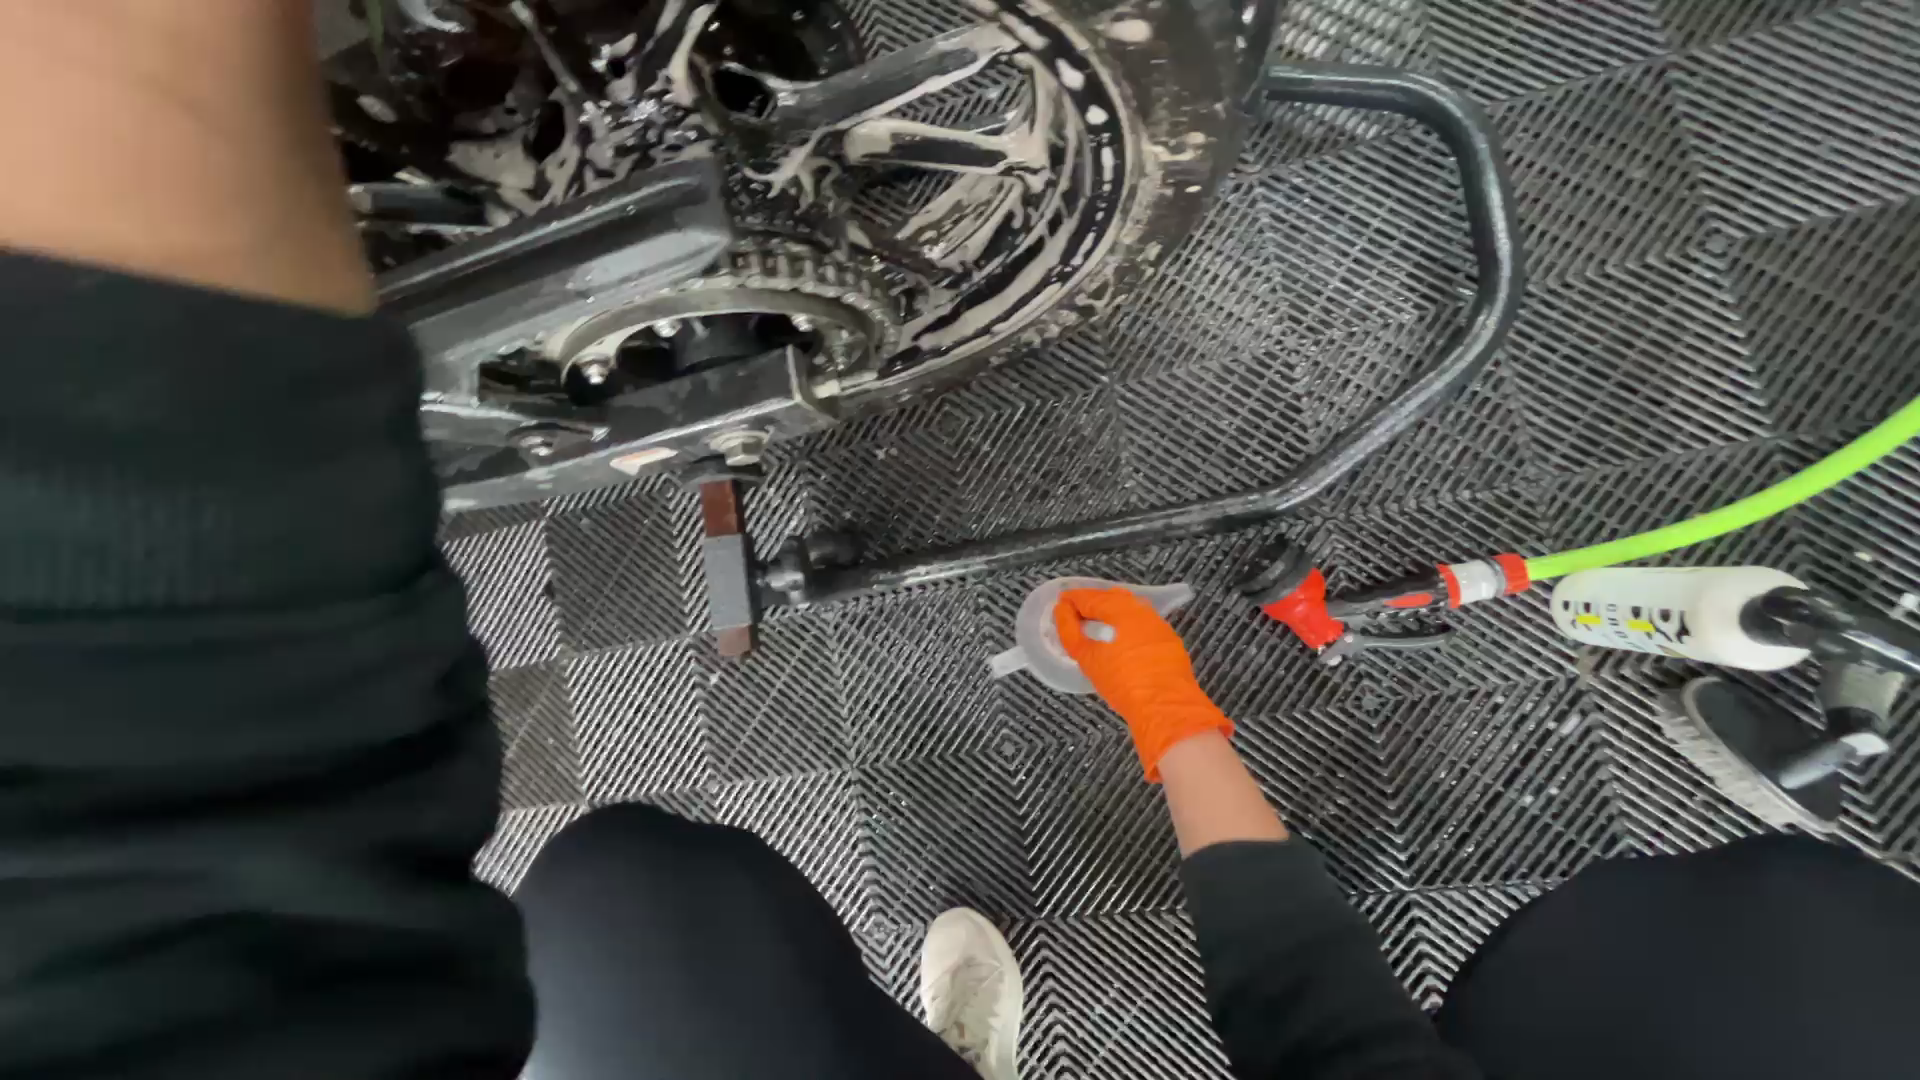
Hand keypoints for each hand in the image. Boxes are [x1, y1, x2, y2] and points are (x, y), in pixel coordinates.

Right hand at [1054, 587, 1233, 781]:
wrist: (1166, 709)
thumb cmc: (1123, 683)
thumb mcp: (1088, 658)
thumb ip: (1070, 631)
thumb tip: (1062, 610)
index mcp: (1123, 610)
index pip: (1093, 597)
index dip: (1074, 598)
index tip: (1061, 601)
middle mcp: (1144, 612)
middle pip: (1114, 598)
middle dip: (1094, 601)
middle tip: (1075, 612)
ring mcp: (1160, 626)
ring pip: (1132, 609)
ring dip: (1112, 611)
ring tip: (1096, 624)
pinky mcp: (1169, 643)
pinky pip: (1144, 625)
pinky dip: (1128, 625)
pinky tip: (1121, 639)